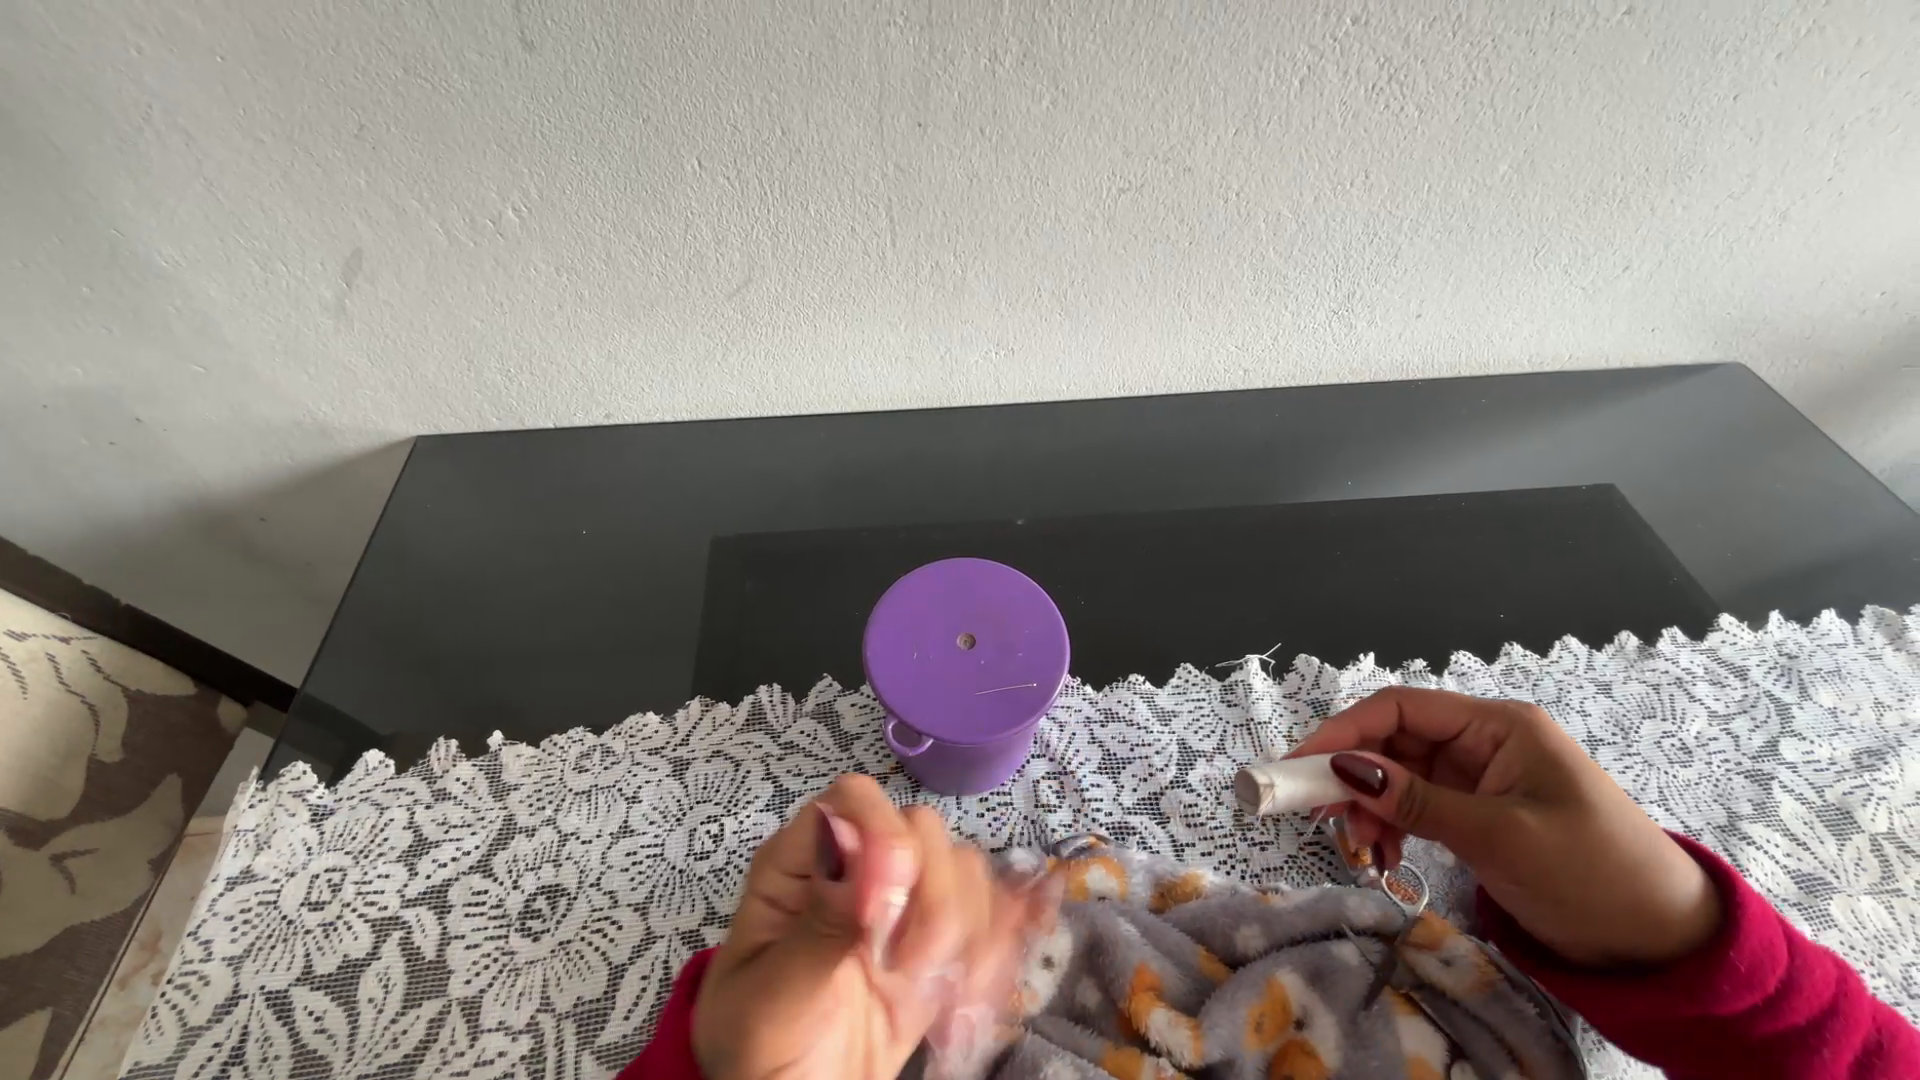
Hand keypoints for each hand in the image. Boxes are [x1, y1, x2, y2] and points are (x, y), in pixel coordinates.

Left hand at [692, 774, 1051, 1079]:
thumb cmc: (763, 1052)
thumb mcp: (773, 999)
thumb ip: (818, 927)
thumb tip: (856, 847)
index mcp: (800, 864)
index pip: (853, 799)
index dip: (882, 837)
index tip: (888, 912)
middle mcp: (857, 865)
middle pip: (921, 828)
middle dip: (932, 899)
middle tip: (909, 969)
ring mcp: (903, 899)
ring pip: (964, 866)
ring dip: (965, 931)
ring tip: (935, 992)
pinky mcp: (940, 936)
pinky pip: (990, 911)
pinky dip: (993, 950)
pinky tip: (968, 996)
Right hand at [1288, 686, 1722, 967]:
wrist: (1667, 946)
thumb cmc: (1594, 874)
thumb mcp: (1499, 836)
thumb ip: (1416, 800)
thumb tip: (1341, 768)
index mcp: (1497, 727)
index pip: (1399, 709)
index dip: (1343, 730)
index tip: (1300, 765)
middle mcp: (1481, 742)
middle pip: (1391, 742)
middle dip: (1352, 778)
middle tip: (1322, 818)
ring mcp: (1476, 777)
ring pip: (1395, 776)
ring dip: (1367, 808)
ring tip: (1361, 851)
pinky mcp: (1473, 811)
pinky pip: (1411, 806)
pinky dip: (1389, 826)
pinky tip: (1383, 857)